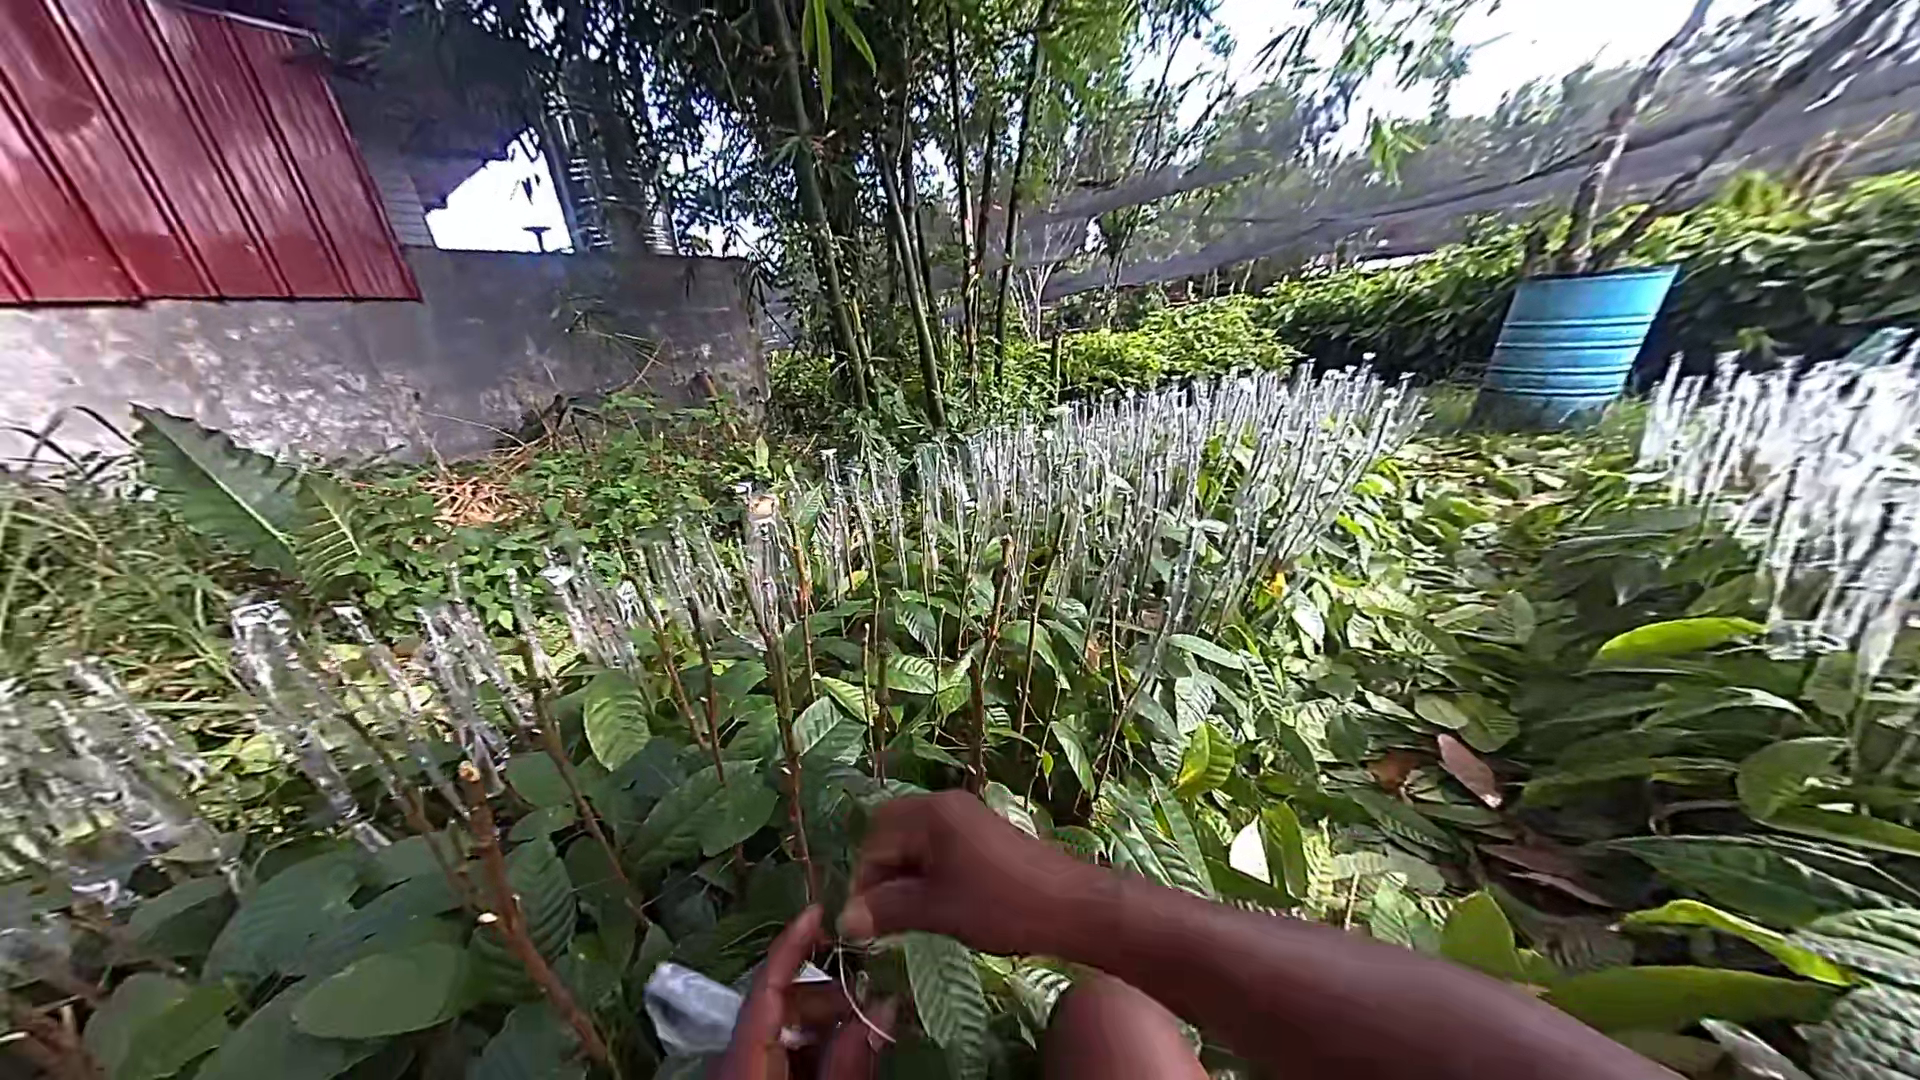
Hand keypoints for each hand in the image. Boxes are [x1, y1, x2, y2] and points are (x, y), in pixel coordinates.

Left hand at [713, 907, 894, 1079]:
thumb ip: (849, 1056)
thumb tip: (886, 1004)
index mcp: (743, 1057)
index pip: (767, 983)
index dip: (793, 943)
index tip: (818, 909)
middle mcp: (736, 1058)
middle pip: (782, 1001)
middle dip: (828, 987)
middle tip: (871, 985)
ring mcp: (744, 1073)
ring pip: (787, 1027)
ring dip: (827, 1016)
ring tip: (867, 1019)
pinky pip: (785, 1051)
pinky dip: (817, 1043)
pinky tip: (848, 1048)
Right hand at [838, 791, 1100, 955]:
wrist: (1068, 904)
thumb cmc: (1000, 904)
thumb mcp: (937, 910)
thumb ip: (887, 910)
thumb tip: (844, 920)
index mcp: (931, 812)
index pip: (875, 838)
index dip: (864, 880)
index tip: (862, 922)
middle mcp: (945, 804)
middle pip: (892, 831)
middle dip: (881, 873)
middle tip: (881, 918)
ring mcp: (965, 816)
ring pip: (914, 840)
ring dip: (903, 874)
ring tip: (905, 916)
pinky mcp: (979, 832)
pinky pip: (937, 844)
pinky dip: (925, 870)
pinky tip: (931, 903)